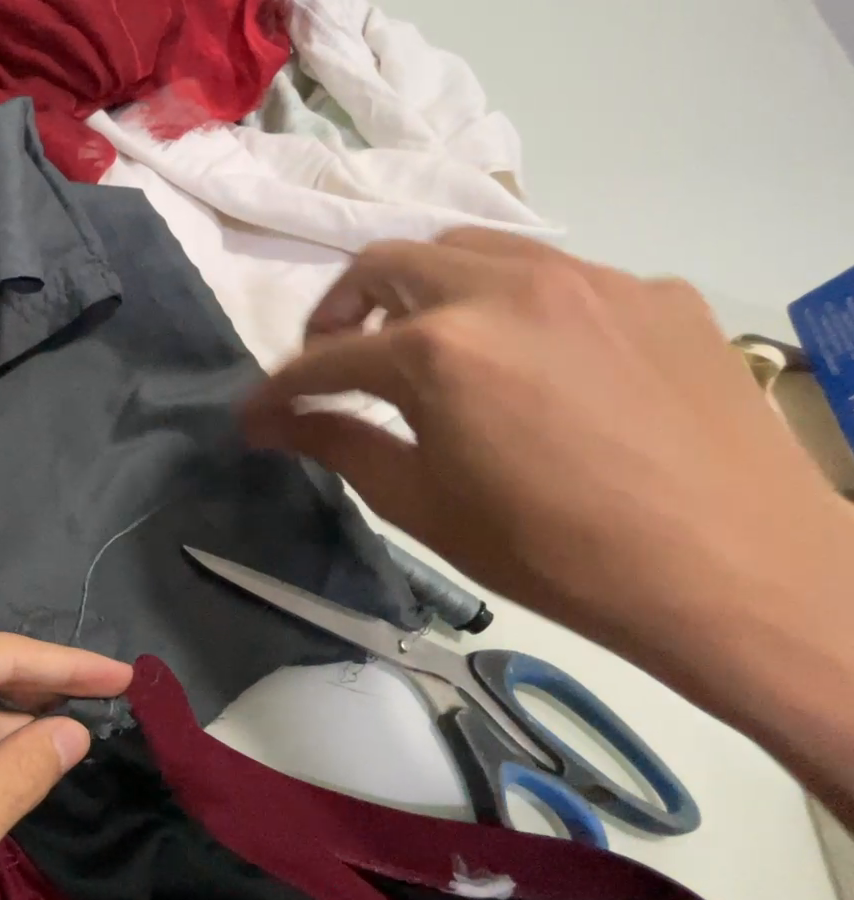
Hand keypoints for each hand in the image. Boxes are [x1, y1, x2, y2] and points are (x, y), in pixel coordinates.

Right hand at [241, 228, 847, 652]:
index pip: (325, 358)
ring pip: (469, 249)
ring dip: (418, 291)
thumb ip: (336, 442)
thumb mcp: (417, 502)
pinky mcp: (653, 292)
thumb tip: (270, 423)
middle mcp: (506, 289)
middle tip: (329, 363)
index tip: (254, 415)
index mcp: (438, 350)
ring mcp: (590, 280)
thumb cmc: (546, 549)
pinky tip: (519, 364)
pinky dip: (504, 306)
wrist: (727, 568)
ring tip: (416, 347)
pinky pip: (552, 277)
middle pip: (386, 263)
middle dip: (336, 312)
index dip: (277, 389)